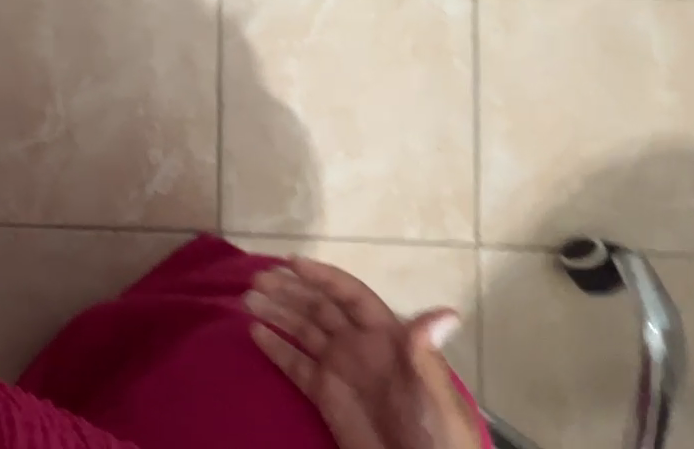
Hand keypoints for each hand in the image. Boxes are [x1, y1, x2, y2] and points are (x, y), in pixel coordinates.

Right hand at [246, 259, 479, 448]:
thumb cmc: (439, 441)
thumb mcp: (437, 400)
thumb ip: (427, 356)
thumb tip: (446, 312)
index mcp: (388, 339)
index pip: (351, 296)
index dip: (323, 277)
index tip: (291, 262)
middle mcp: (359, 347)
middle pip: (319, 307)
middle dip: (289, 290)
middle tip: (257, 279)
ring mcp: (340, 371)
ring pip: (303, 330)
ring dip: (276, 312)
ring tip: (247, 299)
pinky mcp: (325, 396)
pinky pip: (295, 365)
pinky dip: (275, 348)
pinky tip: (254, 332)